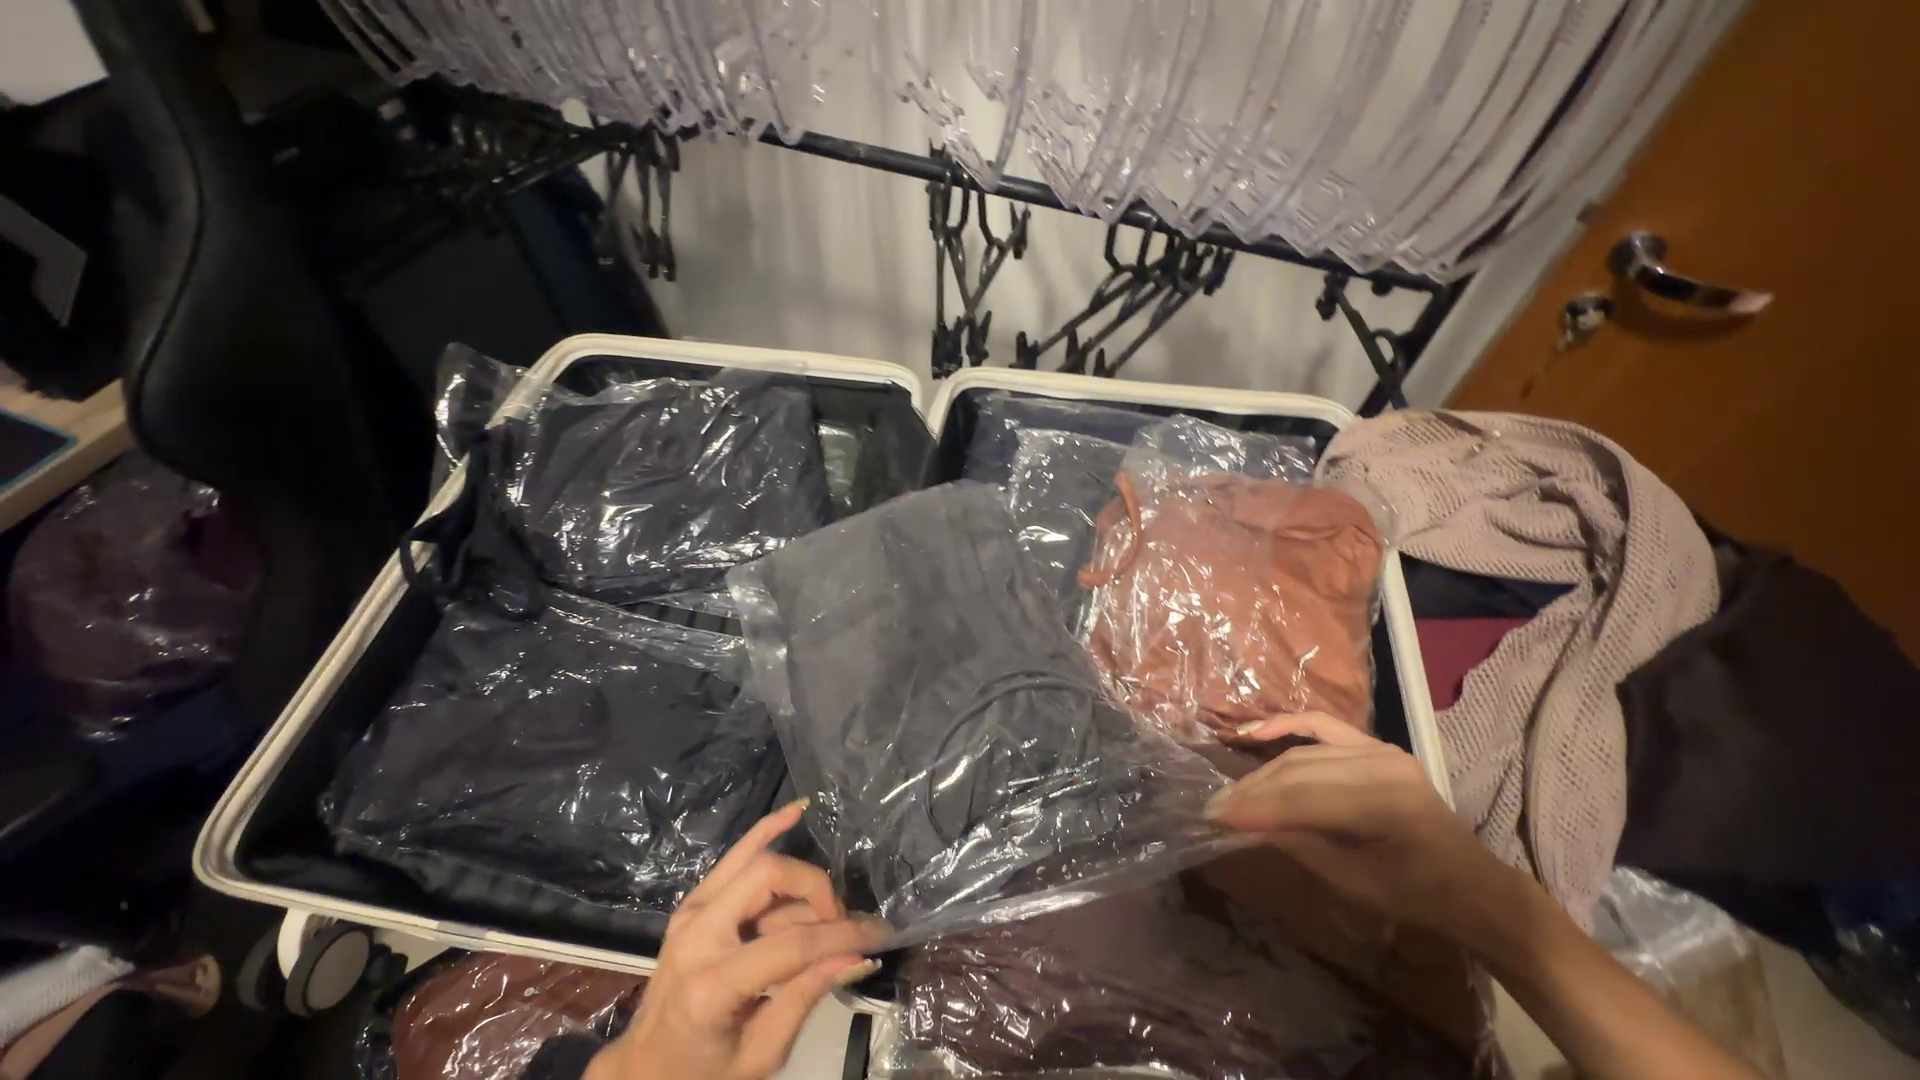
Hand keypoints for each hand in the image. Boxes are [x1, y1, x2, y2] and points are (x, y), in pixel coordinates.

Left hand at [586, 800, 886, 1079]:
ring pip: (757, 861)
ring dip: (801, 880)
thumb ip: (806, 997)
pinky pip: (735, 856)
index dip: (841, 936)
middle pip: (770, 878)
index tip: (878, 936)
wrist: (646, 1069)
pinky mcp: (694, 902)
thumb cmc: (705, 1072)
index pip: (791, 944)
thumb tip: (858, 957)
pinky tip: (796, 811)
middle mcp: (697, 934)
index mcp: (712, 984)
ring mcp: (691, 911)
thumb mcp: (761, 1054)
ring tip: (827, 913)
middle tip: (842, 926)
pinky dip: (766, 830)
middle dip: (818, 894)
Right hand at [1204, 713, 1531, 951]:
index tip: (1213, 817)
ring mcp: (1380, 749)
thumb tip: (1243, 825)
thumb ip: (1298, 844)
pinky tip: (1256, 733)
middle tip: (1213, 807)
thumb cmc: (1416, 894)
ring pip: (1303, 753)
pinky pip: (1322, 726)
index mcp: (1383, 804)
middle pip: (1298, 770)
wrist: (1470, 883)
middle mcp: (1382, 765)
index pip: (1301, 798)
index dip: (1253, 807)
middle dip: (1252, 790)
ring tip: (1230, 791)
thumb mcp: (1352, 881)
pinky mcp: (1376, 746)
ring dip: (1262, 770)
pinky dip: (1287, 726)